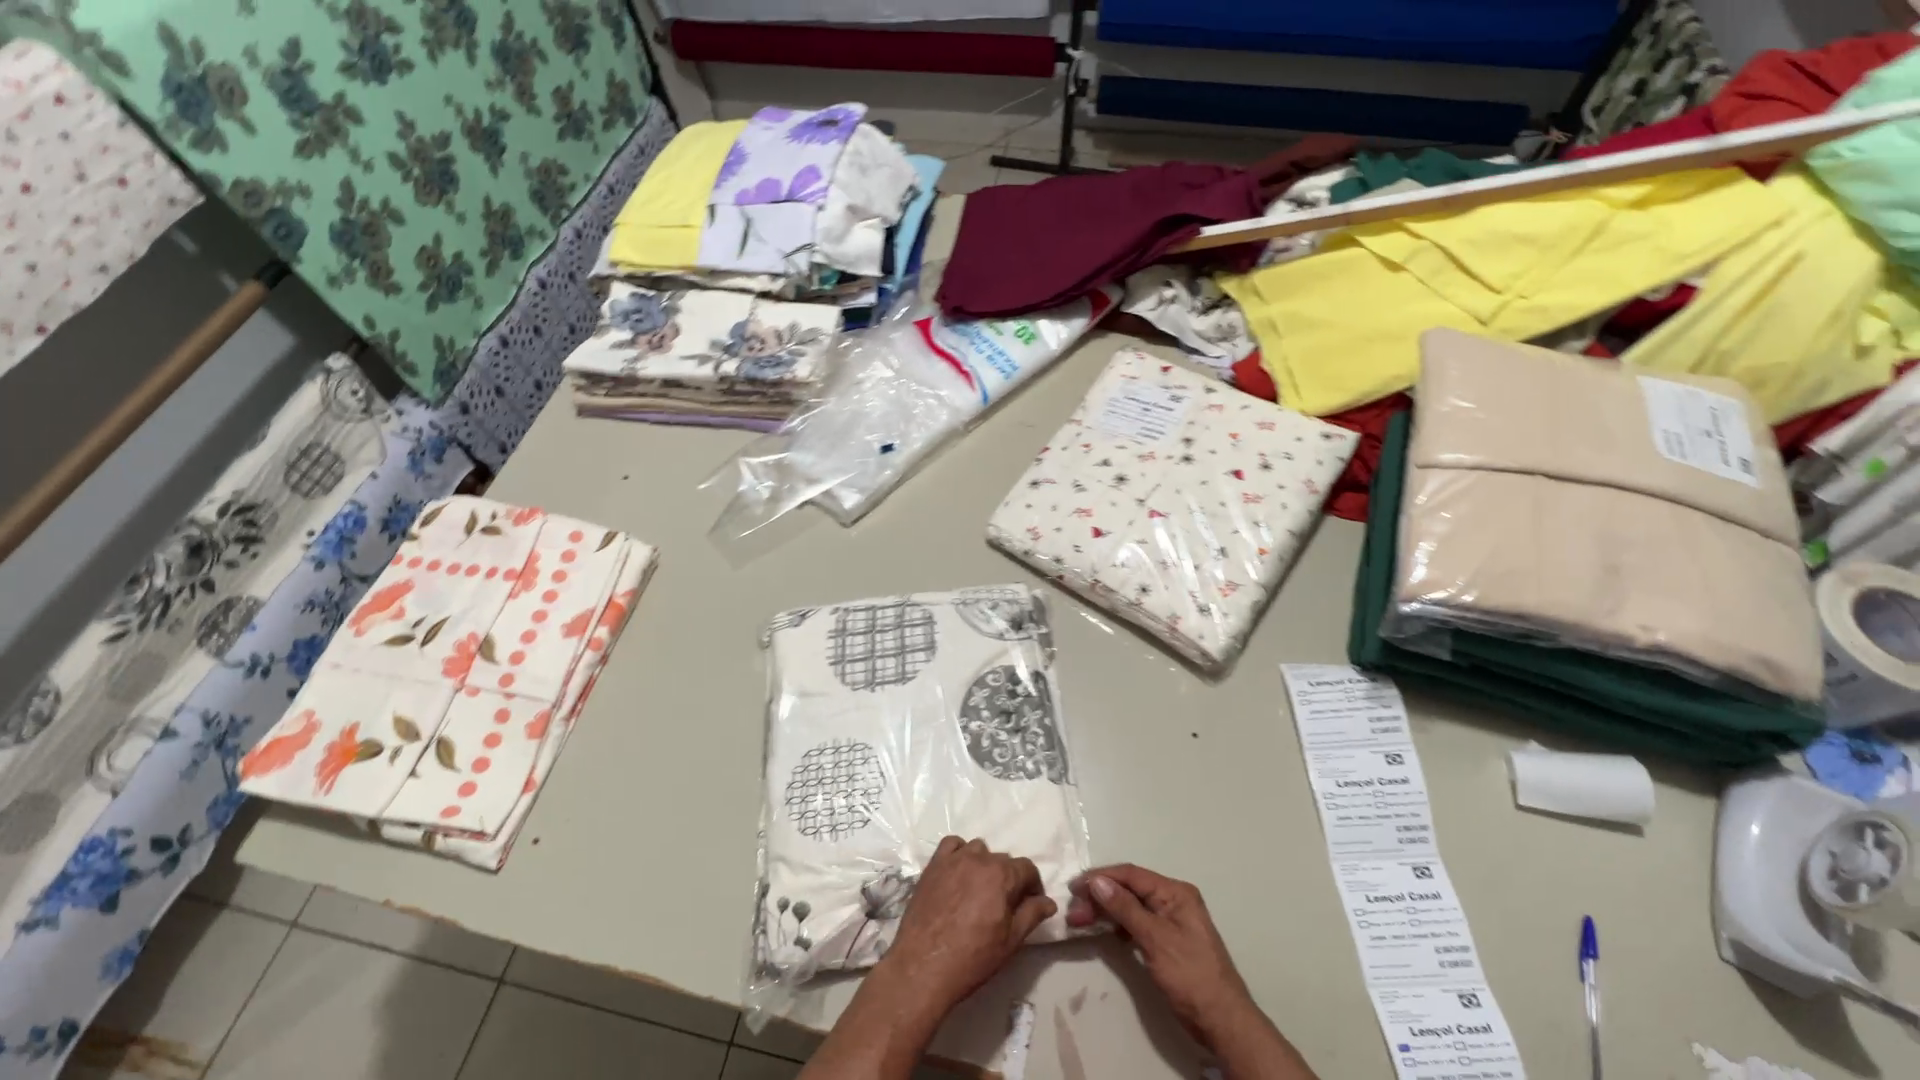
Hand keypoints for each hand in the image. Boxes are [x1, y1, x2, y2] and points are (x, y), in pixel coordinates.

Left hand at [875, 836, 1057, 1017]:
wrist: (923, 967)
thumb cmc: (972, 958)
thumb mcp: (1010, 941)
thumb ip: (1032, 915)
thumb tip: (1048, 902)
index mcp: (1002, 876)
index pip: (1027, 869)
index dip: (1033, 887)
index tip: (1031, 905)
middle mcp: (979, 859)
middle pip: (1003, 860)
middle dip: (1009, 879)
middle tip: (1004, 905)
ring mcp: (953, 860)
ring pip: (978, 850)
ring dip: (985, 865)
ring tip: (980, 890)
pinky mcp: (932, 866)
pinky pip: (951, 845)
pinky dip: (959, 853)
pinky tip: (959, 874)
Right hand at [1067, 864, 1258, 1046]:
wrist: (1221, 1019)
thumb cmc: (1190, 975)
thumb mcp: (1155, 939)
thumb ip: (1126, 908)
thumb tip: (1097, 881)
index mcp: (1175, 893)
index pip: (1131, 874)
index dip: (1100, 878)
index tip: (1073, 887)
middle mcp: (1173, 900)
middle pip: (1129, 889)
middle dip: (1100, 897)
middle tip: (1074, 913)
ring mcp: (1170, 921)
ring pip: (1130, 906)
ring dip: (1105, 911)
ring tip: (1080, 922)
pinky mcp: (1166, 941)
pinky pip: (1137, 923)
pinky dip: (1118, 925)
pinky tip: (1104, 932)